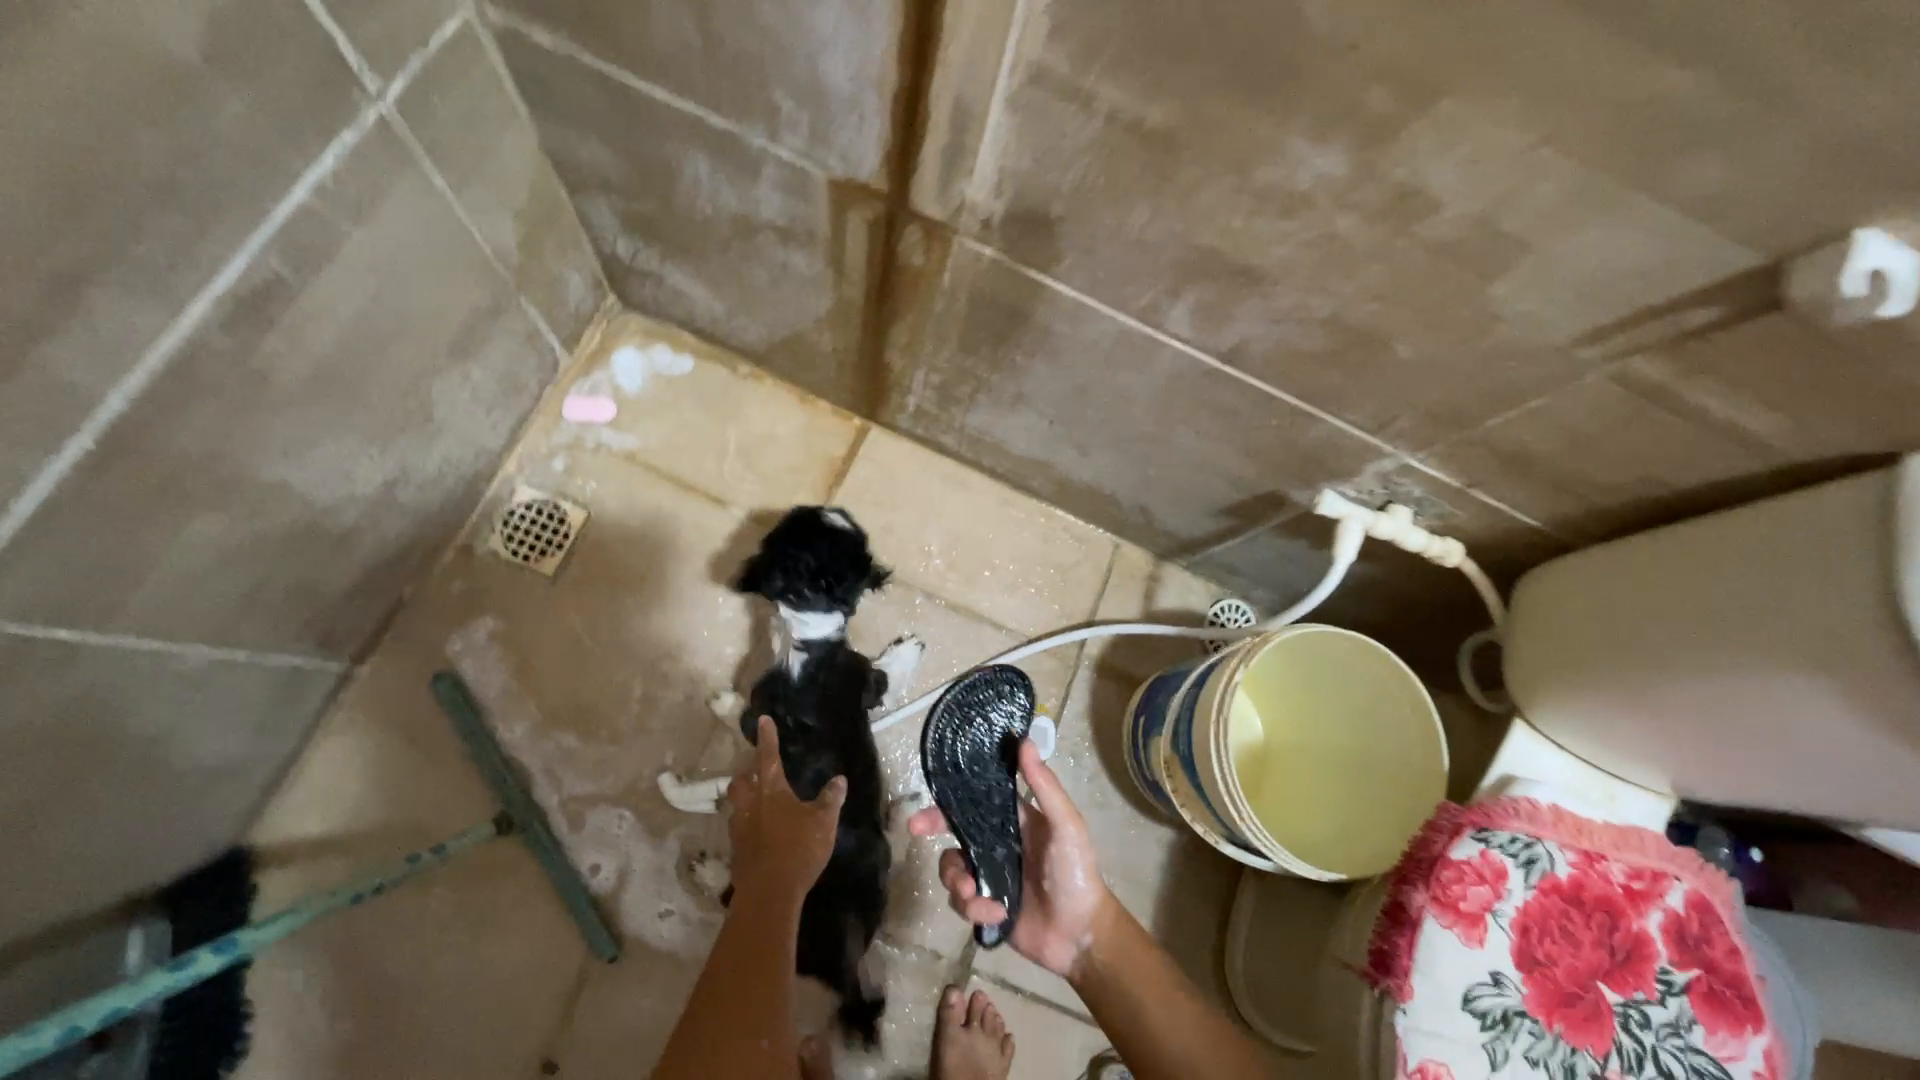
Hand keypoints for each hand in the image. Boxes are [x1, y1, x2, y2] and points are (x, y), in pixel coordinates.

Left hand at [727, 717, 844, 907]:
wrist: (769, 891)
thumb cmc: (798, 848)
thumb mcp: (823, 821)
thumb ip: (830, 799)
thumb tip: (839, 779)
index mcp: (771, 790)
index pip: (768, 756)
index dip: (767, 738)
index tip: (763, 720)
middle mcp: (750, 804)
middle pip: (742, 781)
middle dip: (747, 771)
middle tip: (756, 769)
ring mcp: (740, 828)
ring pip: (737, 804)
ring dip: (745, 798)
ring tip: (757, 800)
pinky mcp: (738, 850)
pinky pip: (740, 827)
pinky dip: (748, 823)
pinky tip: (759, 831)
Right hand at [910, 740, 1116, 977]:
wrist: (1080, 933)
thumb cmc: (1076, 872)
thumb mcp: (1066, 825)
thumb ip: (1045, 786)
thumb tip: (1023, 740)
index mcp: (1014, 821)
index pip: (976, 800)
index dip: (951, 796)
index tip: (931, 791)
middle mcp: (997, 845)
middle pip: (954, 830)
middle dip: (932, 827)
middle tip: (915, 829)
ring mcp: (989, 876)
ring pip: (952, 868)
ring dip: (956, 881)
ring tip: (973, 895)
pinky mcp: (985, 907)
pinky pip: (962, 902)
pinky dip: (975, 909)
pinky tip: (998, 915)